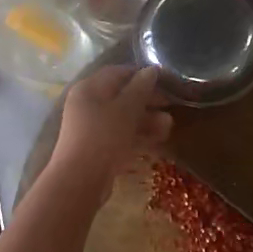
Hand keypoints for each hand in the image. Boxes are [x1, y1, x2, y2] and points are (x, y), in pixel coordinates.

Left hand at [46, 66, 171, 202]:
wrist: (80, 181)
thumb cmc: (103, 136)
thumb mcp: (126, 109)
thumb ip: (140, 88)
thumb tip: (151, 69)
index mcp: (89, 88)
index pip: (119, 72)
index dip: (143, 74)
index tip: (167, 80)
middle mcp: (88, 103)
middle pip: (122, 95)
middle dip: (148, 100)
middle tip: (172, 104)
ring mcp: (92, 127)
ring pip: (123, 117)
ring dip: (147, 119)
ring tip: (169, 125)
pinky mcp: (98, 147)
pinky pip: (121, 134)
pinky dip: (138, 135)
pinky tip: (159, 139)